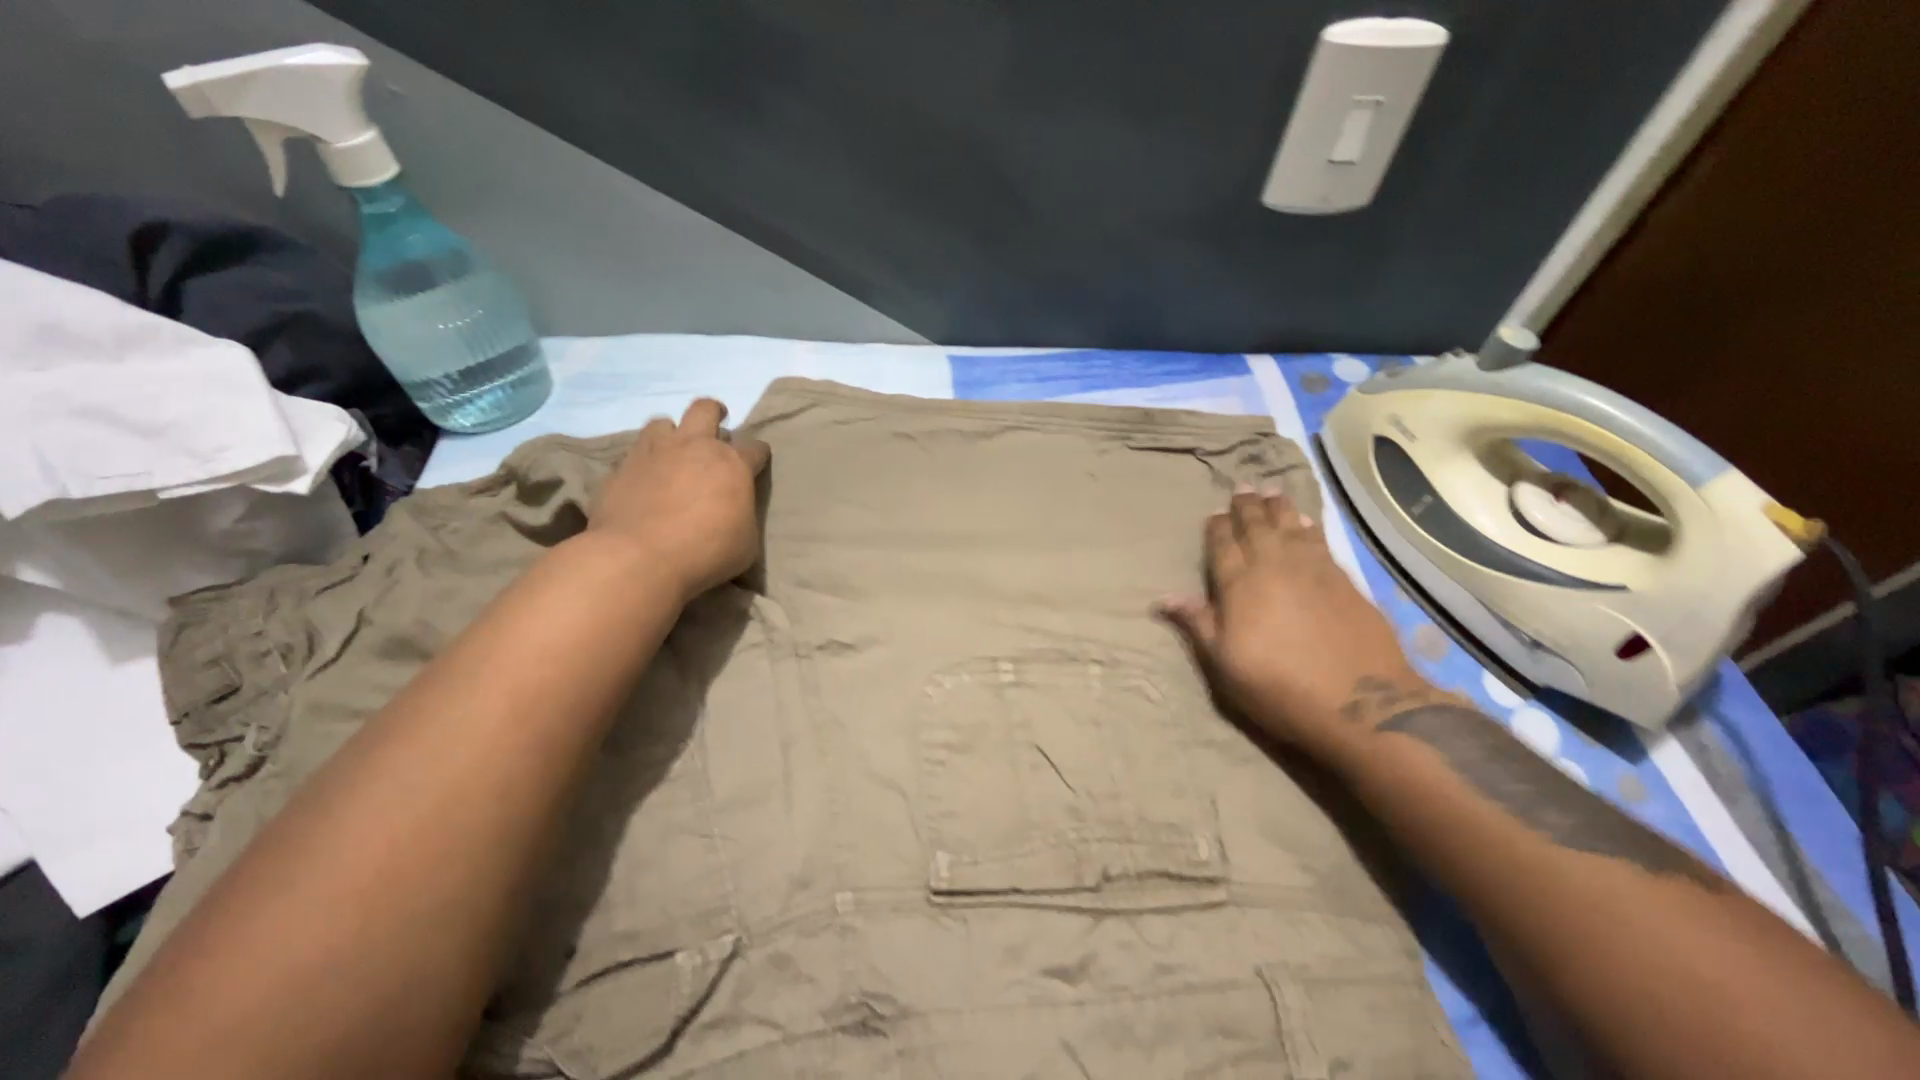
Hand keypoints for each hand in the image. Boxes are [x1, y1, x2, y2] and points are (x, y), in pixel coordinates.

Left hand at [588, 399, 770, 602]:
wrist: (639, 557)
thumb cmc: (705, 553)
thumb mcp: (746, 544)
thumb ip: (743, 516)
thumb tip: (735, 511)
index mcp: (732, 464)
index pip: (755, 448)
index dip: (758, 455)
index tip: (757, 463)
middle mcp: (694, 446)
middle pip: (705, 409)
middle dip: (714, 413)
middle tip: (716, 427)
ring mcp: (654, 452)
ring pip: (663, 423)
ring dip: (671, 434)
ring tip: (672, 451)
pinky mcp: (622, 466)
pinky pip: (635, 452)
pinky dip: (644, 460)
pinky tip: (644, 477)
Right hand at [1157, 485, 1443, 759]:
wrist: (1359, 702)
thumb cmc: (1279, 689)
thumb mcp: (1225, 666)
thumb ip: (1198, 625)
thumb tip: (1164, 597)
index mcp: (1239, 587)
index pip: (1222, 547)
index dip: (1216, 529)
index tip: (1213, 513)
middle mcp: (1274, 567)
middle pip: (1257, 527)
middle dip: (1246, 507)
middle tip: (1241, 487)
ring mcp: (1313, 570)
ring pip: (1290, 527)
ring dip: (1278, 508)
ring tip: (1271, 492)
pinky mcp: (1344, 580)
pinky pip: (1319, 541)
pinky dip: (1309, 527)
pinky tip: (1306, 522)